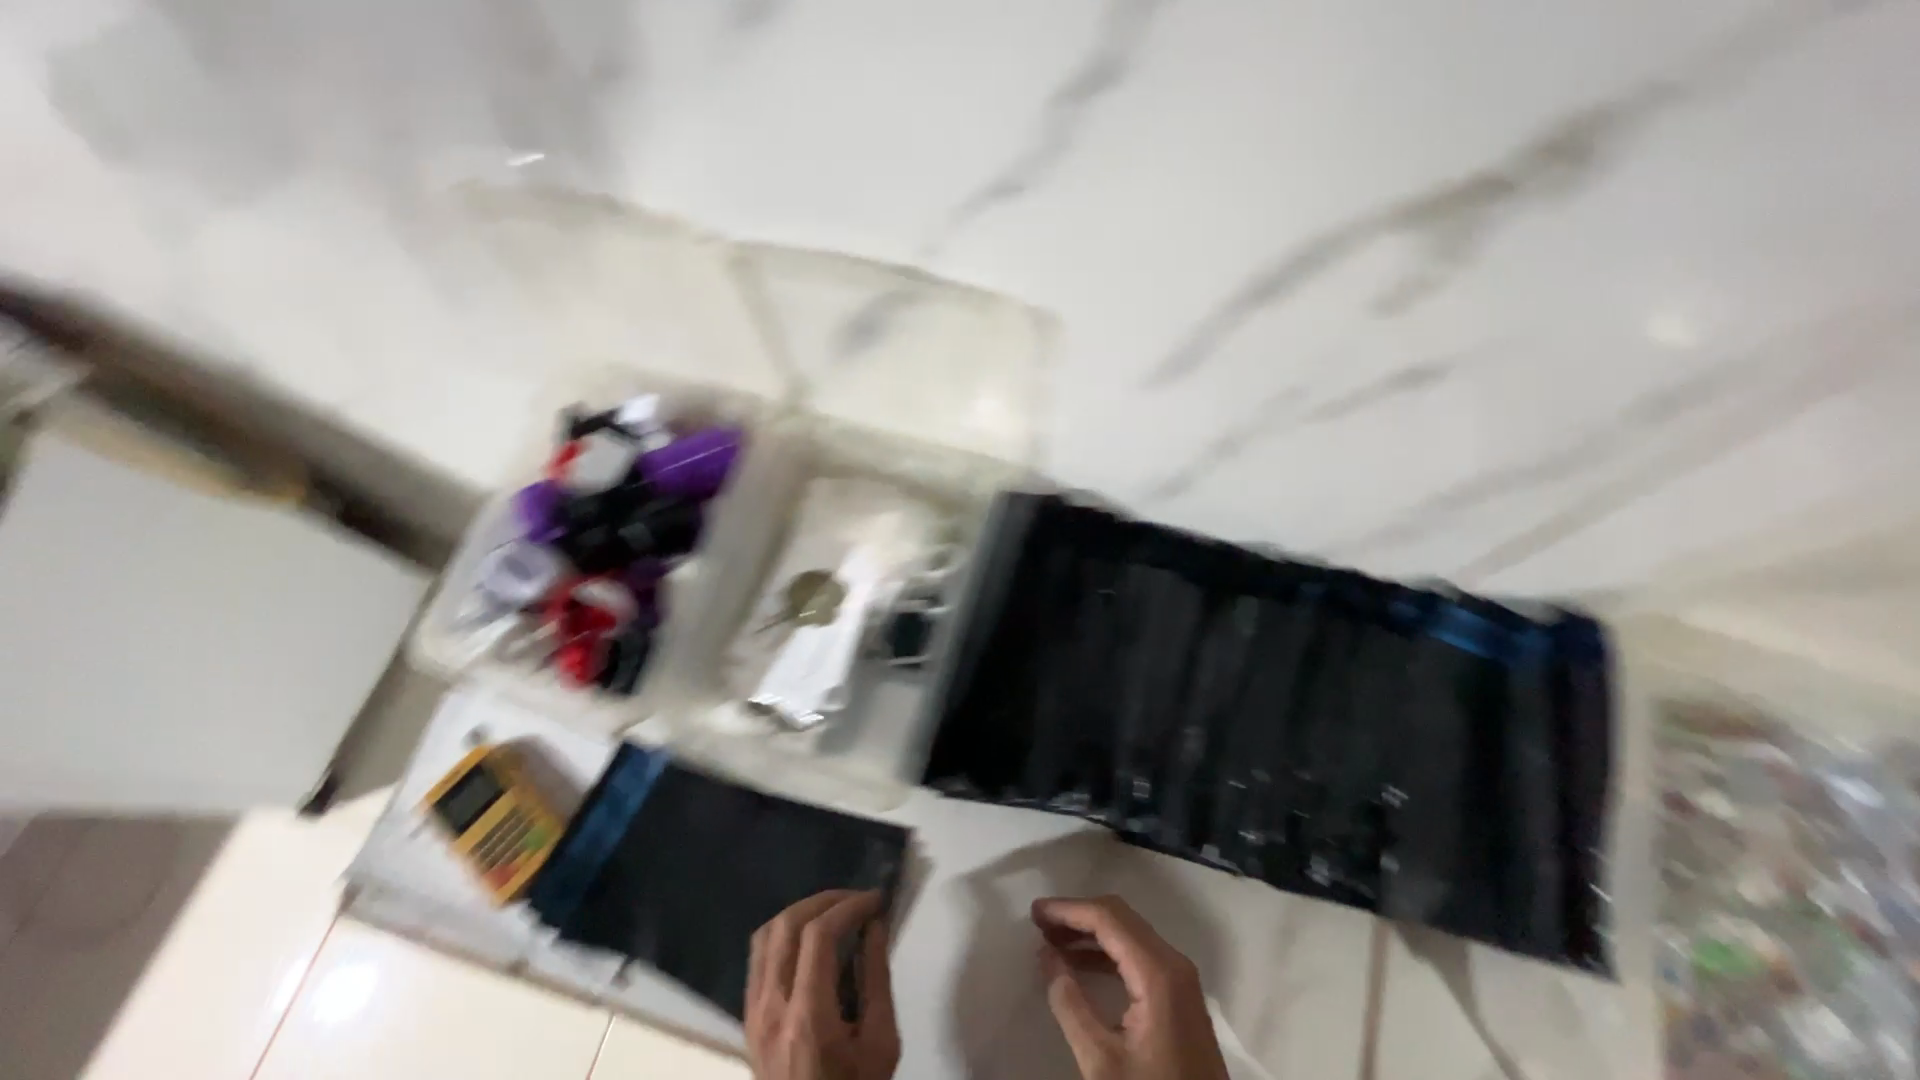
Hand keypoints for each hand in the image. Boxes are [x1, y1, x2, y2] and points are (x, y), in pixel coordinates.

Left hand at [746, 889, 899, 1079]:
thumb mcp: (881, 1042)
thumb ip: (876, 978)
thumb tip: (875, 925)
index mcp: (807, 1018)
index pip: (818, 936)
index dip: (848, 907)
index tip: (876, 900)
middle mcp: (770, 1007)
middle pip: (787, 926)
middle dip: (825, 901)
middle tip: (858, 901)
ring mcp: (752, 1012)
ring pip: (766, 934)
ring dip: (802, 912)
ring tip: (835, 912)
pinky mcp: (747, 1016)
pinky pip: (759, 957)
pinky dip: (785, 933)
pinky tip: (810, 939)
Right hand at [1032, 895, 1229, 1079]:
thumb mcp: (1100, 1061)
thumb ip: (1069, 1005)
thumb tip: (1047, 956)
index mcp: (1158, 973)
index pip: (1108, 919)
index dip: (1069, 909)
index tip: (1034, 912)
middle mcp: (1173, 963)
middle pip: (1121, 918)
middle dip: (1077, 915)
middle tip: (1040, 924)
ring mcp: (1180, 978)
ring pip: (1130, 933)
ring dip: (1090, 932)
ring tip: (1052, 942)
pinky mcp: (1179, 994)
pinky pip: (1139, 955)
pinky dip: (1106, 951)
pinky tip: (1079, 965)